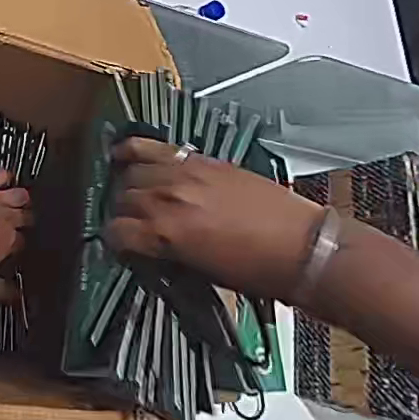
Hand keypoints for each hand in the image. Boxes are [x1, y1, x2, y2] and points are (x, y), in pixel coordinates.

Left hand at [0, 169, 32, 301]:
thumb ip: (3, 292)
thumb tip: (17, 300)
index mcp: (9, 242)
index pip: (23, 242)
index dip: (21, 245)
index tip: (16, 248)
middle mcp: (6, 219)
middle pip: (25, 217)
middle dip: (27, 221)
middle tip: (24, 224)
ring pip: (20, 195)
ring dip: (23, 198)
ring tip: (23, 200)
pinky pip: (0, 175)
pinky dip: (5, 176)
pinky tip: (7, 177)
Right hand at [105, 137, 323, 301]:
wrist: (301, 247)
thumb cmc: (256, 271)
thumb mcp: (201, 272)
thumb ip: (167, 253)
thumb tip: (148, 246)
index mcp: (166, 233)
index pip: (117, 232)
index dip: (117, 241)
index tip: (123, 245)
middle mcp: (167, 198)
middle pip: (123, 198)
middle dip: (124, 213)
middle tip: (133, 222)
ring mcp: (184, 173)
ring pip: (134, 170)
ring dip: (129, 183)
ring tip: (132, 190)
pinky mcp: (202, 160)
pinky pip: (158, 147)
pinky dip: (137, 149)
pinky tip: (125, 152)